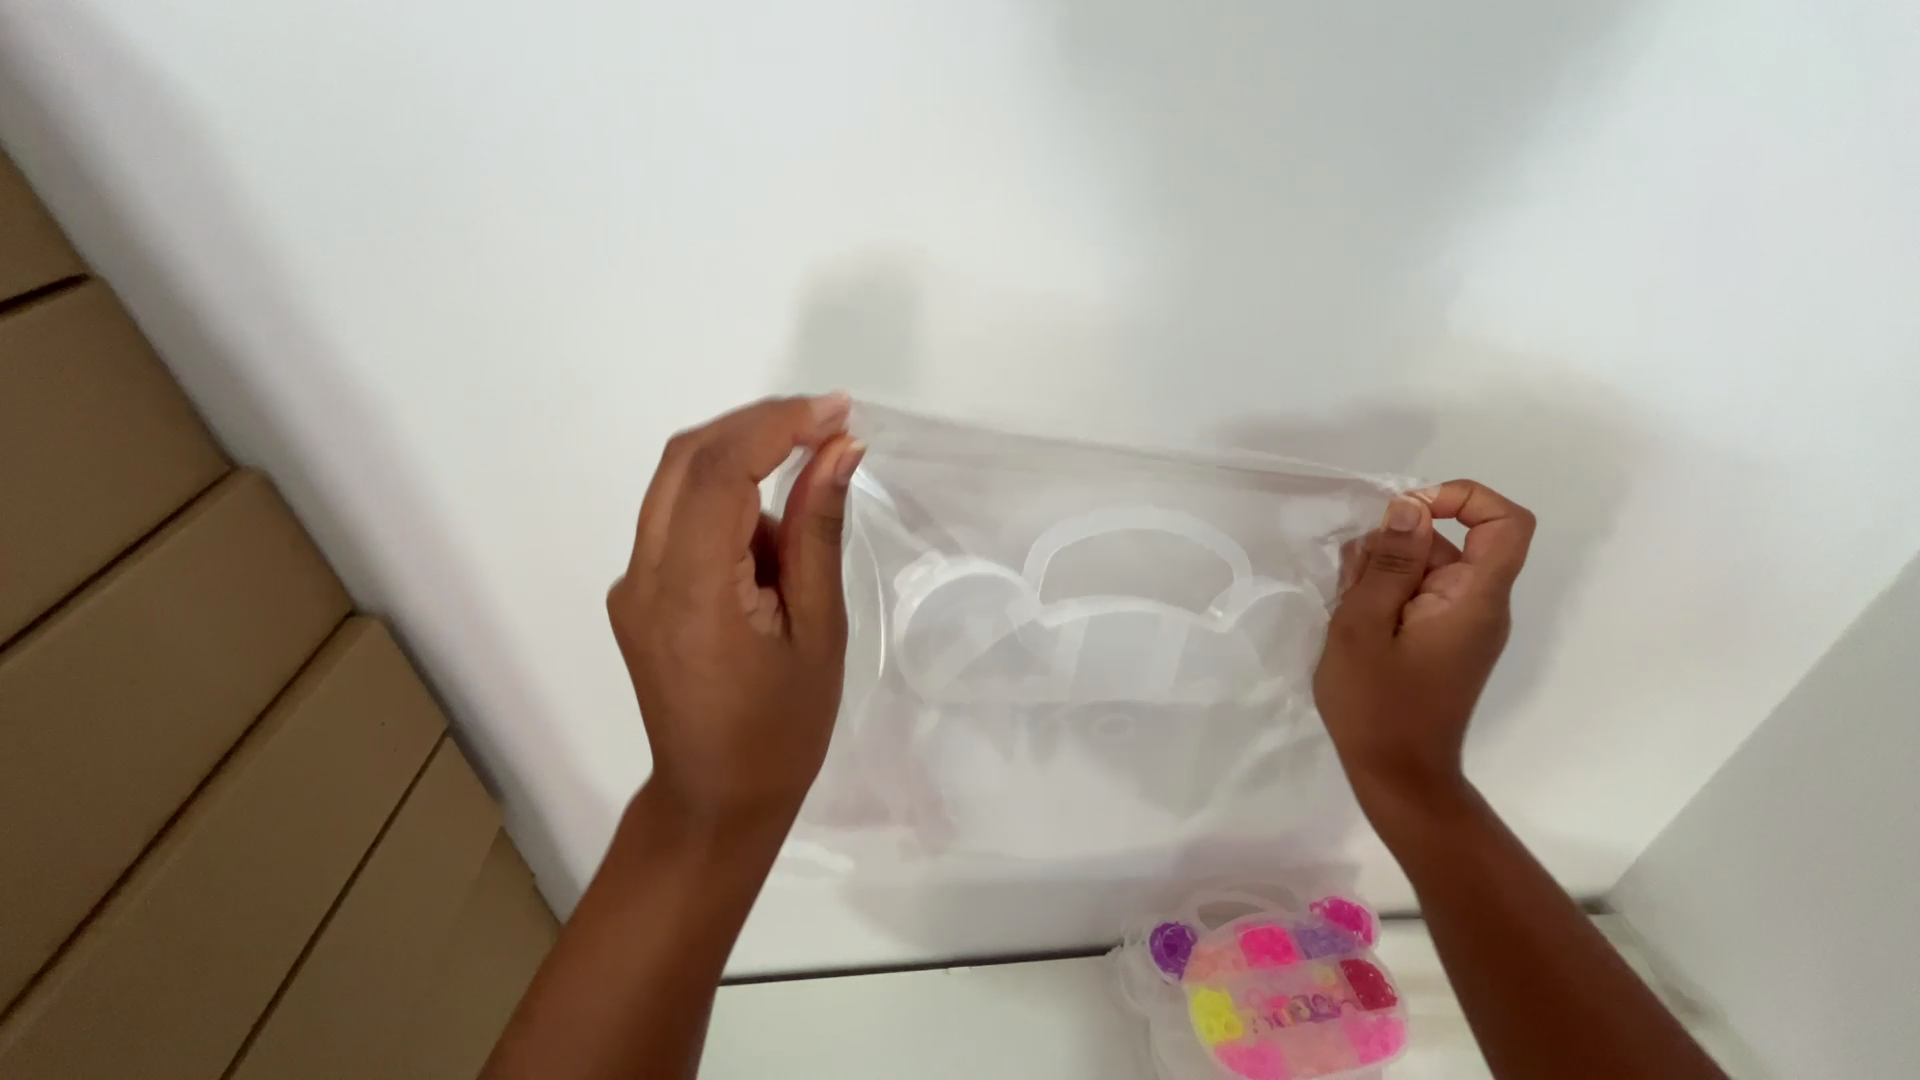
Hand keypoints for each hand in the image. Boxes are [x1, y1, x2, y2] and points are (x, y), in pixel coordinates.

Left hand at [607, 393, 864, 823]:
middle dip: (759, 428)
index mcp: (693, 592)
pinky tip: (767, 574)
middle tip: (826, 431)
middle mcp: (644, 576)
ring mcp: (632, 584)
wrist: (715, 800)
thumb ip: (819, 531)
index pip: (721, 469)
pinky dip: (730, 514)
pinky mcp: (637, 593)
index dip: (779, 424)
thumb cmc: (783, 730)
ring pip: (680, 483)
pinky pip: (680, 521)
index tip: (837, 412)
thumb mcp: (819, 629)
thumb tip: (839, 450)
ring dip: (747, 474)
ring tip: (795, 553)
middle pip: (687, 457)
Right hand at [1313, 480, 1535, 805]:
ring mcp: (1463, 626)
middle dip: (1396, 544)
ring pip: (1430, 568)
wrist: (1397, 776)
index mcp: (1473, 600)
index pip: (1505, 522)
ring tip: (1345, 607)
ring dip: (1382, 571)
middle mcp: (1481, 606)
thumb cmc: (1376, 704)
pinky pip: (1422, 595)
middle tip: (1350, 579)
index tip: (1405, 513)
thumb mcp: (1363, 627)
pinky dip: (1386, 594)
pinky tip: (1353, 619)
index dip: (1463, 498)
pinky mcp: (1445, 641)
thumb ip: (1386, 565)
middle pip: (1454, 543)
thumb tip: (1410, 508)